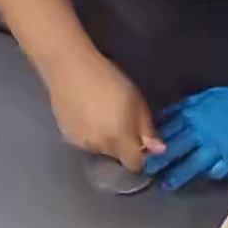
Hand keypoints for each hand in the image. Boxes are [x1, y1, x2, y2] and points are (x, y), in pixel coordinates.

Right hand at [44, 51, 163, 170]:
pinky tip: (84, 114)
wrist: (68, 63)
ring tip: (99, 115)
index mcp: (120, 139)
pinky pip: (84, 141)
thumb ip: (147, 129)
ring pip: (100, 149)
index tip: (139, 142)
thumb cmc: (107, 78)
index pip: (134, 164)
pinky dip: (88, 133)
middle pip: (117, 156)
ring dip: (104, 139)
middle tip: (118, 120)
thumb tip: (158, 150)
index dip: (139, 156)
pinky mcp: (68, 137)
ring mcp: (83, 144)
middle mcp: (102, 147)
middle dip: (121, 144)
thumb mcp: (135, 100)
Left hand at [143, 60, 227, 190]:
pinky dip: (208, 175)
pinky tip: (201, 180)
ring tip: (167, 185)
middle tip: (148, 171)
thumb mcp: (203, 96)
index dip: (154, 142)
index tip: (143, 151)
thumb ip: (183, 108)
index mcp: (193, 115)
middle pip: (176, 149)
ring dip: (179, 175)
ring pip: (192, 164)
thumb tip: (163, 118)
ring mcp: (216, 147)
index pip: (169, 131)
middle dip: (161, 162)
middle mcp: (201, 132)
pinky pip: (216, 170)